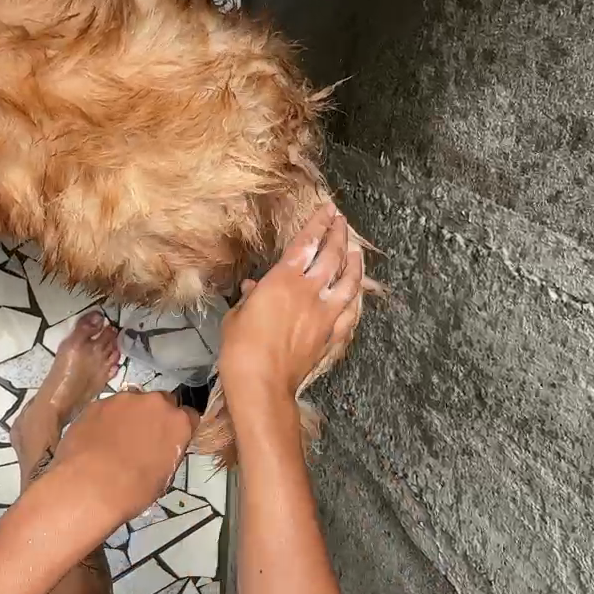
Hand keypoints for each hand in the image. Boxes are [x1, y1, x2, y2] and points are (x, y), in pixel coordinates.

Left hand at [48, 390, 196, 524]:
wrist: (90, 486)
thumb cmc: (134, 489)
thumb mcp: (164, 476)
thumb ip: (167, 452)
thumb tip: (159, 449)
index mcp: (178, 422)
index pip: (188, 416)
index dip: (179, 428)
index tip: (170, 439)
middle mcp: (154, 403)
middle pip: (160, 402)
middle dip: (154, 417)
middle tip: (142, 439)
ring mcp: (123, 399)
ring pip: (132, 403)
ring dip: (129, 416)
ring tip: (115, 440)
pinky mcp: (97, 403)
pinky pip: (107, 408)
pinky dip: (106, 419)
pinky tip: (96, 439)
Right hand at [218, 203, 364, 400]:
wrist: (262, 384)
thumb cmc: (240, 349)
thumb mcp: (237, 317)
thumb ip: (250, 298)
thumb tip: (253, 288)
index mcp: (283, 280)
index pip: (306, 242)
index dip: (318, 223)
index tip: (328, 209)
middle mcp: (310, 291)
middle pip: (332, 256)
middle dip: (339, 235)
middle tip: (342, 222)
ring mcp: (325, 314)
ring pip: (349, 282)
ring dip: (354, 263)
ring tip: (356, 251)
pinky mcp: (331, 335)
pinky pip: (350, 313)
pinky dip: (355, 299)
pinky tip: (357, 293)